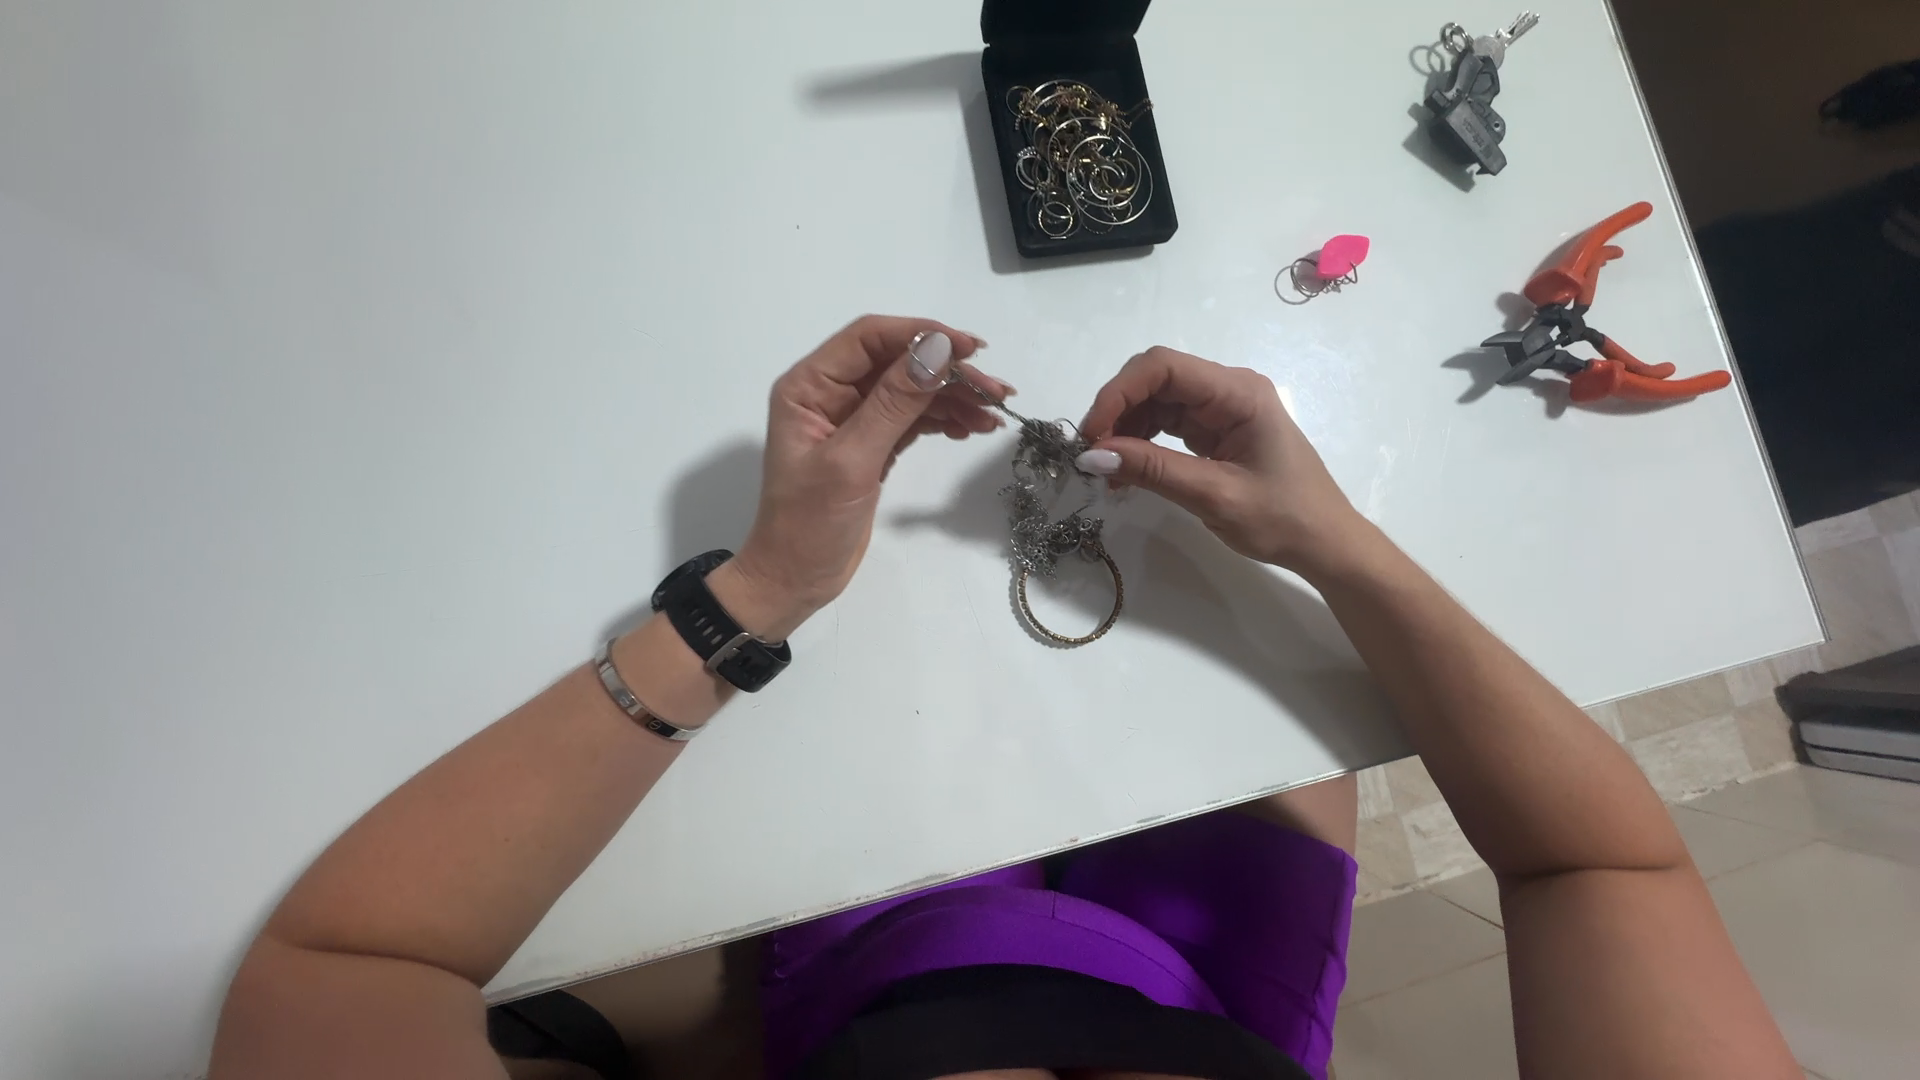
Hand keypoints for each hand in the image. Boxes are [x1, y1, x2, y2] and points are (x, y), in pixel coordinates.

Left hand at [712, 316, 1009, 639]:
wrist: (795, 579)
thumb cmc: (808, 525)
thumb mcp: (851, 462)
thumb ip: (893, 404)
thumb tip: (937, 351)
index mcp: (810, 386)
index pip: (870, 338)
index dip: (923, 335)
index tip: (972, 350)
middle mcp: (831, 393)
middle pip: (899, 363)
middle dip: (948, 373)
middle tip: (997, 393)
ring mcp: (854, 420)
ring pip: (912, 391)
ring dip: (954, 399)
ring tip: (995, 416)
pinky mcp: (873, 445)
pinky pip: (913, 419)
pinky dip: (944, 421)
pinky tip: (971, 429)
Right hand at [1076, 347, 1368, 574]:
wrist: (1323, 543)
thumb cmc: (1281, 518)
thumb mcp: (1213, 496)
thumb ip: (1152, 470)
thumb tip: (1091, 455)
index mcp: (1237, 393)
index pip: (1163, 367)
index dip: (1119, 392)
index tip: (1092, 434)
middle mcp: (1227, 390)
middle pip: (1155, 379)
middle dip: (1117, 410)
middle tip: (1091, 453)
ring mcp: (1219, 409)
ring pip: (1155, 402)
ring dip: (1124, 430)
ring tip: (1105, 470)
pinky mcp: (1213, 430)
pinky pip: (1164, 425)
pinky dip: (1139, 445)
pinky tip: (1124, 472)